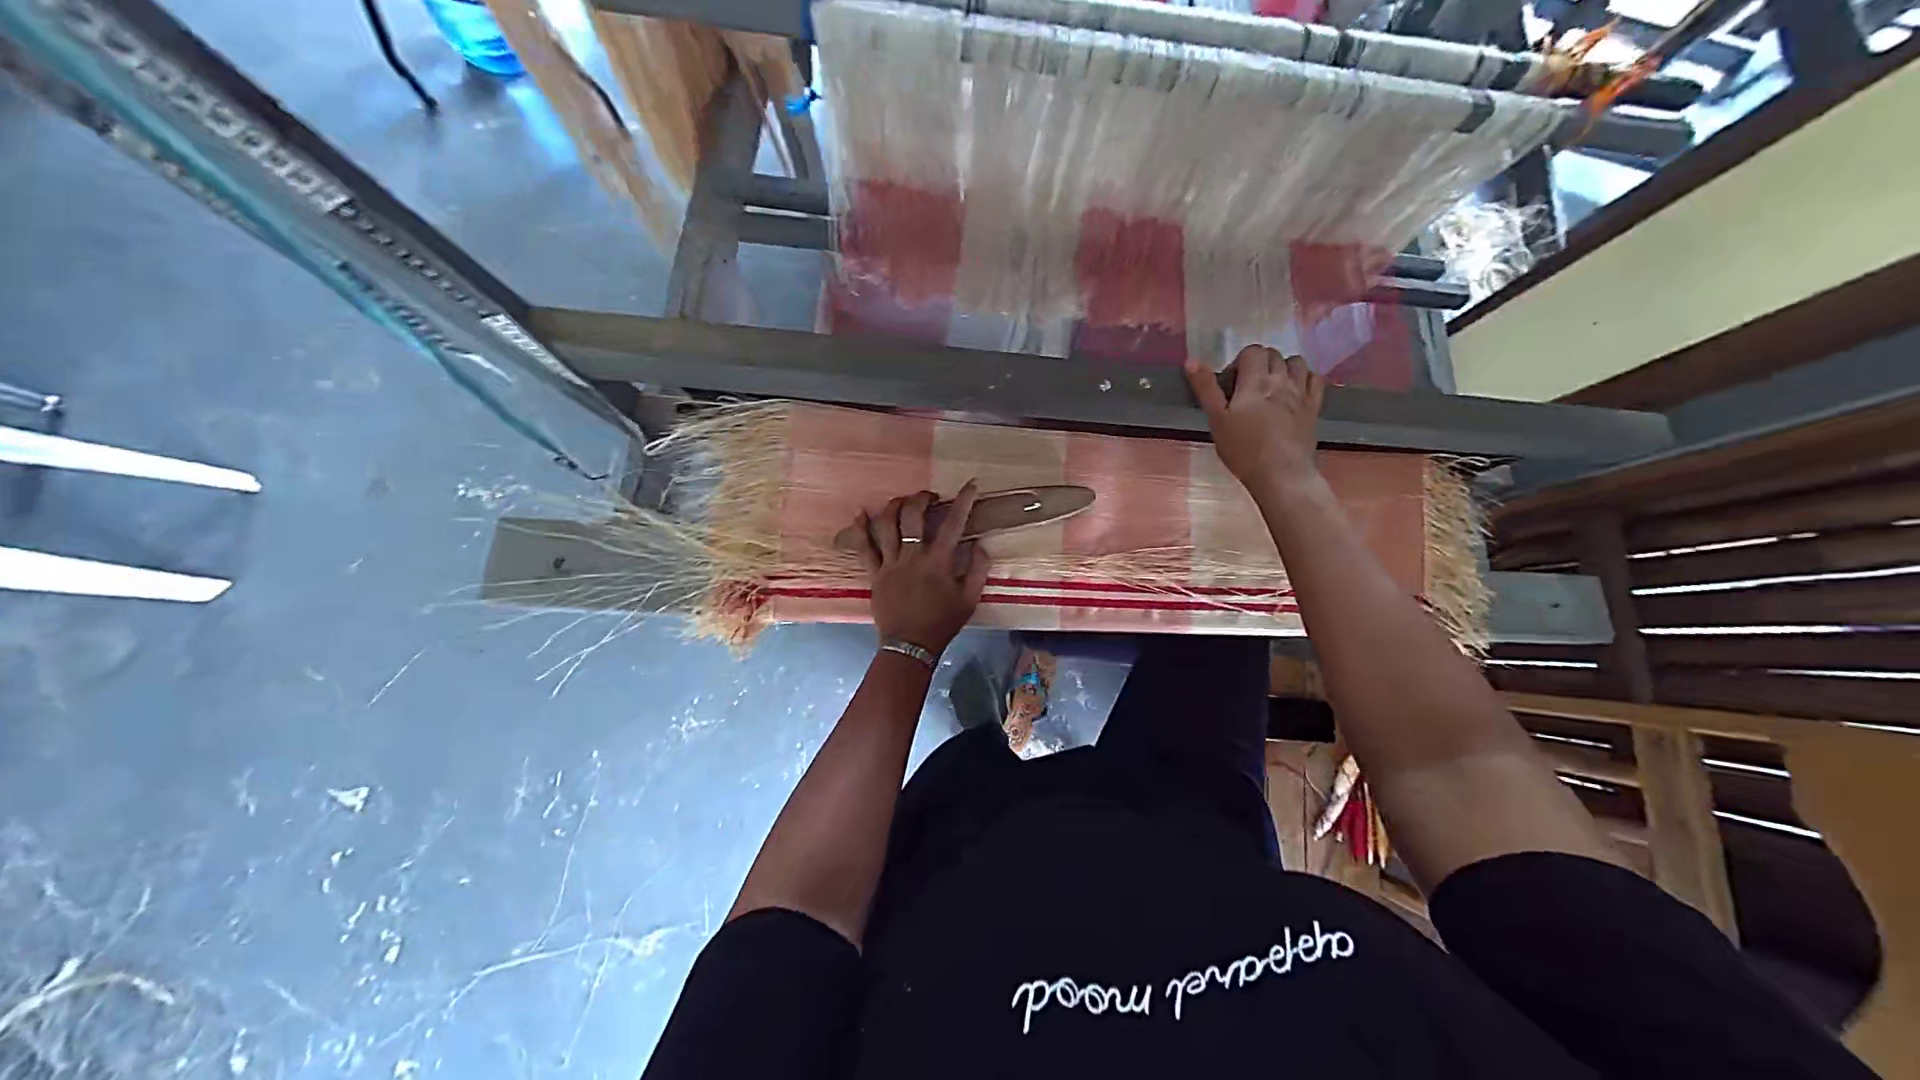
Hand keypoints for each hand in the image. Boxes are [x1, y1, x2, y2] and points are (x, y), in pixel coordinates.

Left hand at [850, 482, 991, 654]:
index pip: (953, 523)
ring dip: (894, 506)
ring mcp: (891, 563)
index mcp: (939, 561)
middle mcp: (913, 557)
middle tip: (929, 496)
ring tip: (901, 500)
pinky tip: (860, 514)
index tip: (970, 485)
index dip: (963, 501)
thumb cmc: (942, 622)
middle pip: (913, 515)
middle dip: (921, 498)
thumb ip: (977, 570)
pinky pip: (863, 547)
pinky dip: (859, 528)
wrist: (910, 645)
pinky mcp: (874, 573)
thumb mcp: (969, 599)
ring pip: (886, 524)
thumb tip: (980, 545)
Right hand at [1184, 345, 1325, 500]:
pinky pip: (1314, 379)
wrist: (1282, 474)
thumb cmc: (1244, 450)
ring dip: (1282, 367)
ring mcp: (1301, 392)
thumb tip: (1192, 360)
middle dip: (1259, 363)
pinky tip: (1295, 389)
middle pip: (1273, 354)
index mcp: (1255, 381)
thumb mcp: (1216, 420)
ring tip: (1271, 386)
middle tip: (1247, 387)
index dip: (1240, 362)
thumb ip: (1206, 389)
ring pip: (1296, 362)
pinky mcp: (1314, 407)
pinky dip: (1304, 377)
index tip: (1232, 384)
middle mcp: (1281, 380)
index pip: (1252, 351)